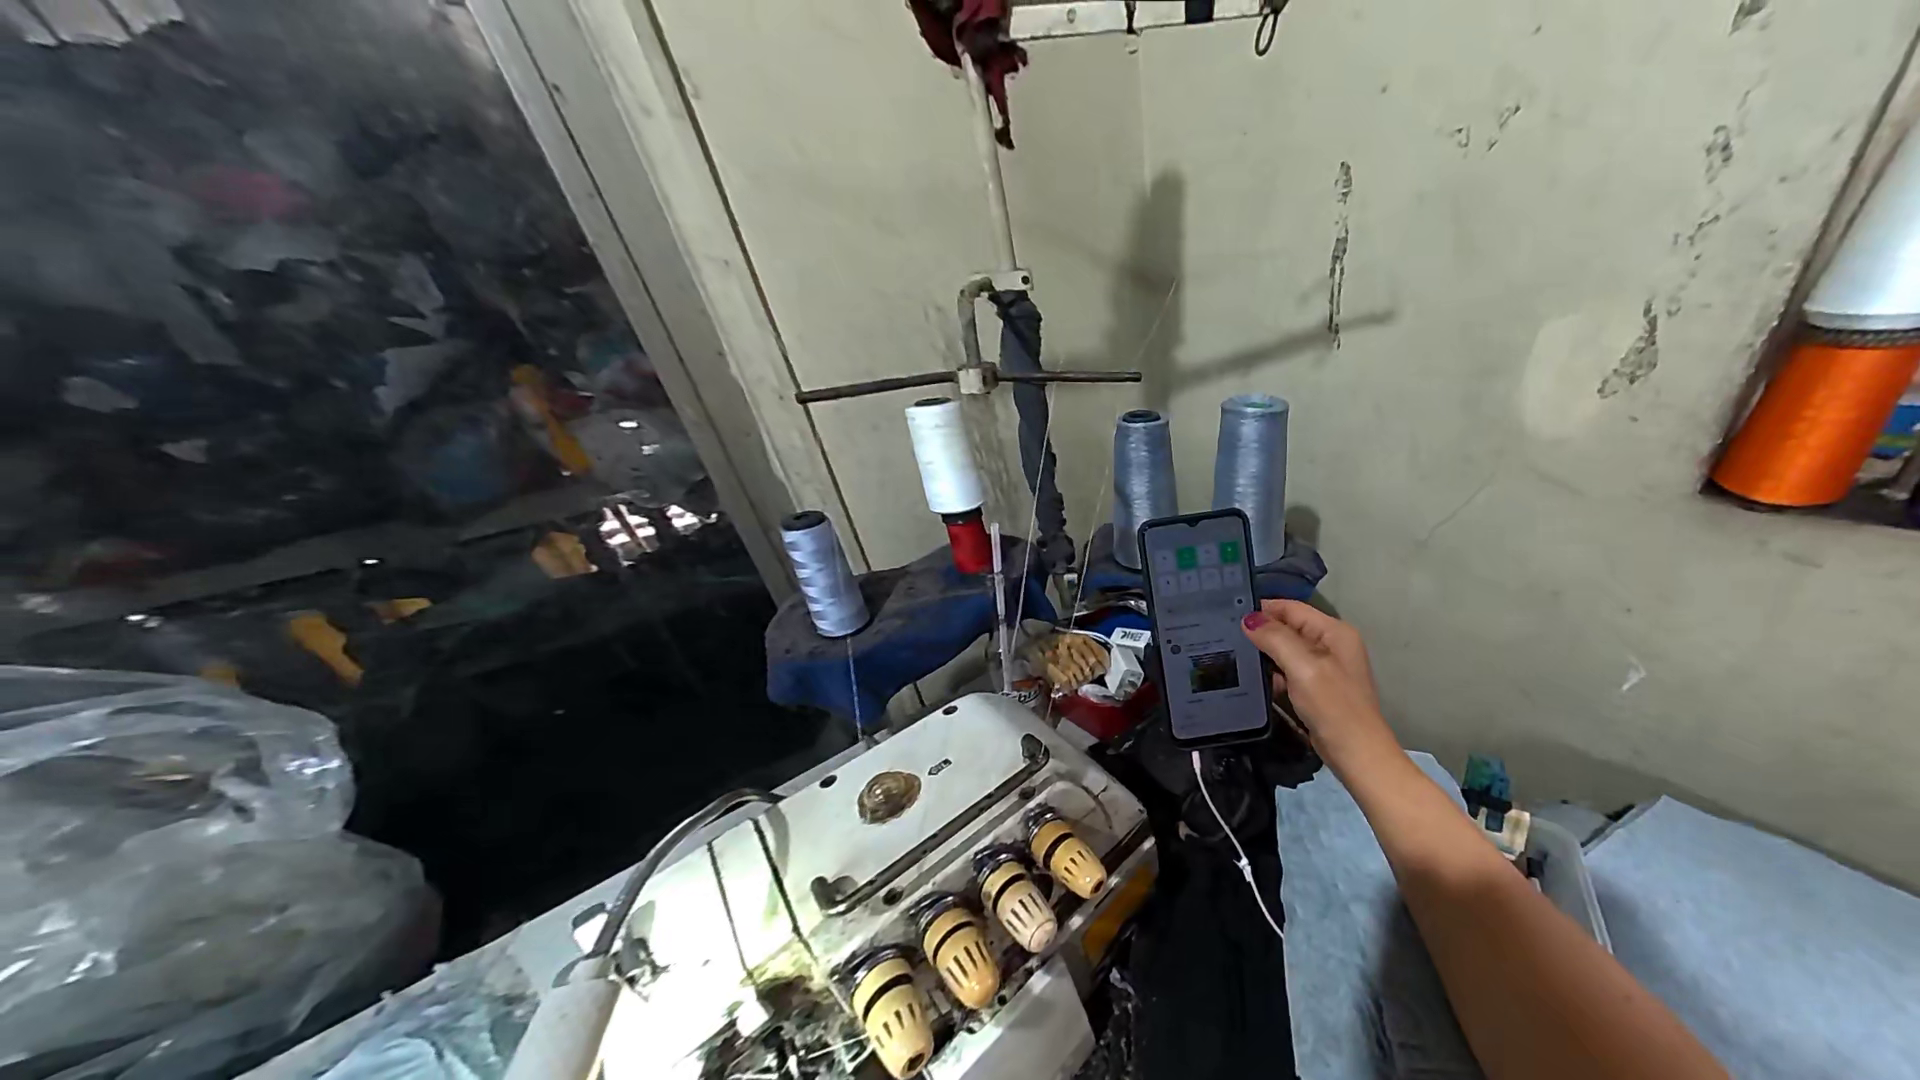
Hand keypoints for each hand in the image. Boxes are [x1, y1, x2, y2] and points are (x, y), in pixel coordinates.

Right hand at [1240, 600, 1399, 774]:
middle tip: (1224, 634)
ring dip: (1262, 652)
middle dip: (1259, 630)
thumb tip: (1248, 620)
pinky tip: (1253, 678)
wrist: (1355, 753)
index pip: (1290, 608)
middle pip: (1286, 626)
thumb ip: (1275, 638)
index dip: (1261, 609)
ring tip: (1232, 653)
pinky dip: (1270, 672)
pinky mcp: (1313, 686)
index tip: (1228, 613)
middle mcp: (1329, 644)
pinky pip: (1286, 669)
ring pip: (1283, 649)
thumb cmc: (1333, 707)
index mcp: (1333, 632)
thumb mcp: (1303, 667)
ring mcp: (1322, 666)